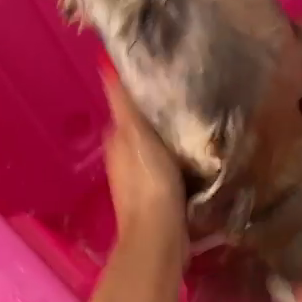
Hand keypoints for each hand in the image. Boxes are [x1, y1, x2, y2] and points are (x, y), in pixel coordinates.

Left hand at [101, 65, 184, 242]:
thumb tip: (104, 63)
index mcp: (116, 141)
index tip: (166, 79)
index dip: (143, 95)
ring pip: (156, 154)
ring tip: (198, 127)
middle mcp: (123, 161)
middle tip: (189, 101)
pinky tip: (198, 161)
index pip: (126, 109)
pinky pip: (170, 174)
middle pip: (142, 132)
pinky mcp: (159, 202)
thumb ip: (124, 104)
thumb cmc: (150, 184)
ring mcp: (140, 184)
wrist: (160, 237)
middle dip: (160, 120)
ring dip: (171, 144)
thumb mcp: (137, 135)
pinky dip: (180, 166)